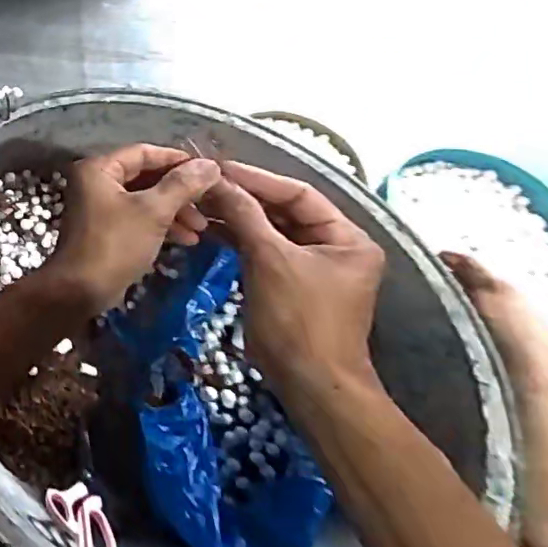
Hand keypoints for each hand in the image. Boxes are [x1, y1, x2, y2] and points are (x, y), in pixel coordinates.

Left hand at [49, 144, 220, 311]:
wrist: (81, 289)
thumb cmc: (115, 244)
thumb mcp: (153, 211)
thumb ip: (182, 185)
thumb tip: (209, 165)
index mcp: (98, 169)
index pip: (144, 152)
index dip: (178, 160)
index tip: (211, 172)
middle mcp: (95, 181)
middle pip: (145, 176)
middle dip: (179, 191)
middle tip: (210, 204)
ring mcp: (99, 205)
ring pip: (144, 198)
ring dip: (174, 210)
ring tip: (202, 228)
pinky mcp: (106, 227)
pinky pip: (138, 216)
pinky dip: (161, 224)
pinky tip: (187, 239)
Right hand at [199, 162, 385, 391]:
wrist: (308, 378)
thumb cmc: (299, 316)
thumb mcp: (270, 258)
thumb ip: (244, 214)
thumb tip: (218, 180)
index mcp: (347, 237)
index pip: (299, 193)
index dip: (258, 178)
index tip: (219, 169)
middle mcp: (333, 246)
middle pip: (283, 209)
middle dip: (243, 196)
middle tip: (204, 183)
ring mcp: (309, 265)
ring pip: (269, 228)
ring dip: (236, 216)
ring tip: (200, 202)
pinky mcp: (287, 281)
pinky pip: (261, 248)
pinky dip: (236, 237)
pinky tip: (208, 228)